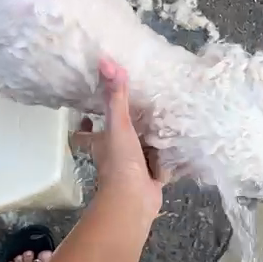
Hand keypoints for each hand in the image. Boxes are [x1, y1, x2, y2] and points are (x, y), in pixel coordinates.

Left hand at [80, 57, 164, 219]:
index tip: (87, 113)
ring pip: (138, 150)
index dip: (84, 124)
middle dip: (124, 127)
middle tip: (137, 108)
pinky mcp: (151, 178)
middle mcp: (114, 155)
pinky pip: (158, 163)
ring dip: (147, 139)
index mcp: (102, 144)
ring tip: (162, 119)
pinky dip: (165, 156)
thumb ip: (115, 96)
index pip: (85, 133)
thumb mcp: (118, 124)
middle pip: (115, 139)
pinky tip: (178, 142)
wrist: (135, 200)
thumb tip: (106, 61)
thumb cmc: (121, 162)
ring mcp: (133, 168)